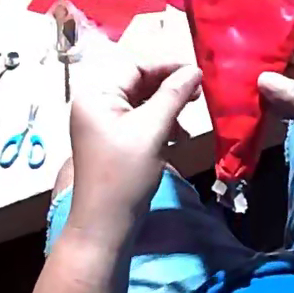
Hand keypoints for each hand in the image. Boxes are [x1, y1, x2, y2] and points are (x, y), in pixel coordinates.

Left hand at [62, 54, 201, 241]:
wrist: (106, 225)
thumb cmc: (126, 174)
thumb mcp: (153, 130)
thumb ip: (173, 95)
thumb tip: (194, 70)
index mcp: (96, 95)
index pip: (135, 67)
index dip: (167, 67)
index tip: (197, 73)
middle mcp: (95, 103)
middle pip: (138, 83)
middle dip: (169, 88)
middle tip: (198, 94)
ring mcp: (102, 123)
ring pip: (141, 102)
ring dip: (167, 107)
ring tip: (187, 119)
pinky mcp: (112, 139)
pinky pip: (139, 119)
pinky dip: (160, 123)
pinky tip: (176, 136)